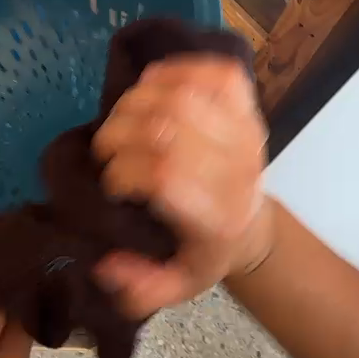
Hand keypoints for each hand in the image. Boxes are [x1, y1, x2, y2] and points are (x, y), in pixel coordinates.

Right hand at [91, 56, 271, 318]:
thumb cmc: (205, 251)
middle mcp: (237, 170)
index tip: (111, 184)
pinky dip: (178, 69)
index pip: (165, 176)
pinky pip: (216, 73)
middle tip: (105, 147)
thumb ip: (140, 288)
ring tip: (120, 117)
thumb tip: (106, 267)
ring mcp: (246, 133)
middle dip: (121, 132)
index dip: (125, 171)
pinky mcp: (248, 107)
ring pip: (184, 95)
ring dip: (138, 100)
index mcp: (218, 217)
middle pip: (169, 128)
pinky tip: (150, 83)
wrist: (253, 227)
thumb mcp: (176, 286)